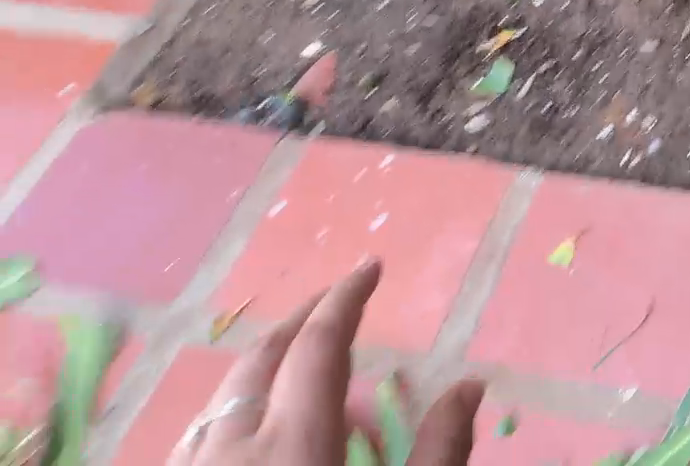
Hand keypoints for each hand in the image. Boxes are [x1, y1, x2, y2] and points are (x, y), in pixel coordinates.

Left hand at [171, 262, 482, 465]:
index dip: (346, 298)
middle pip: (258, 361)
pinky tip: (249, 431)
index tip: (371, 266)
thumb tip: (471, 386)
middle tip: (339, 300)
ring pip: (216, 401)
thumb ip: (440, 449)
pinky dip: (230, 413)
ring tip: (299, 360)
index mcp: (292, 443)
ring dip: (261, 366)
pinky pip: (194, 443)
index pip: (320, 344)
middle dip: (301, 319)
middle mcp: (229, 453)